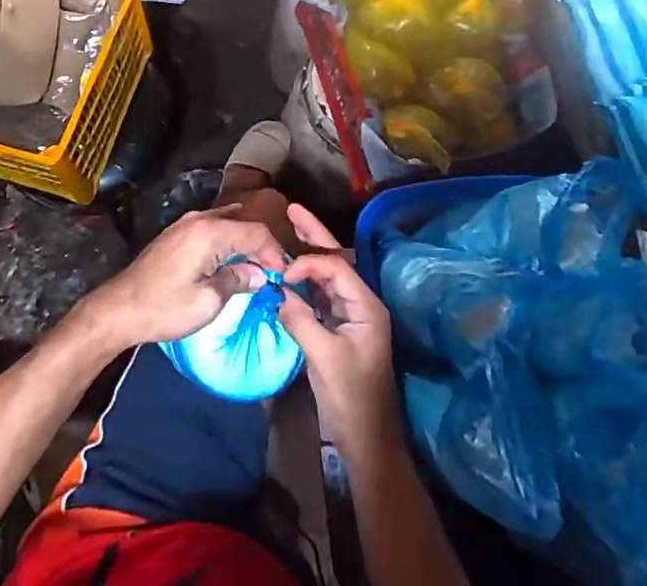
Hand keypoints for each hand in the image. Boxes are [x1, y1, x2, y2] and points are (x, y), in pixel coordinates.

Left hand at [74, 207, 288, 352]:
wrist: (118, 310)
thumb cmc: (164, 308)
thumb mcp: (208, 301)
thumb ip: (237, 280)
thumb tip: (259, 274)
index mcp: (210, 232)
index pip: (256, 232)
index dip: (274, 252)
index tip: (283, 275)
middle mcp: (199, 220)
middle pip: (243, 225)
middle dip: (262, 247)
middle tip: (273, 273)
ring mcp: (185, 224)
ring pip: (227, 224)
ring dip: (245, 243)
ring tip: (256, 267)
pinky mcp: (176, 234)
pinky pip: (212, 228)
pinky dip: (228, 241)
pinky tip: (233, 256)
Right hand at [275, 205, 400, 464]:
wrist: (365, 437)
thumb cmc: (351, 397)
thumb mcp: (325, 358)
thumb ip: (301, 321)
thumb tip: (279, 293)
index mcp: (367, 305)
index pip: (337, 267)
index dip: (309, 261)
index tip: (283, 272)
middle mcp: (361, 303)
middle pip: (336, 262)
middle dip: (315, 235)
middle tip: (292, 210)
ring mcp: (349, 315)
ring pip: (327, 276)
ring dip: (307, 255)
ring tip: (288, 228)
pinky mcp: (337, 328)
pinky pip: (319, 296)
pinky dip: (303, 282)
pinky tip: (287, 272)